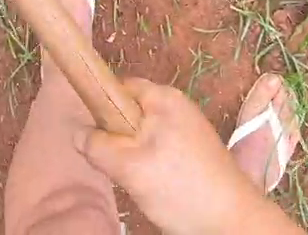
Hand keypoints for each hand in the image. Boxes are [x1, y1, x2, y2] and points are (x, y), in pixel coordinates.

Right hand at [75, 79, 299, 234]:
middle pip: (131, 113)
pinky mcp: (194, 151)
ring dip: (134, 157)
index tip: (94, 135)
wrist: (230, 221)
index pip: (120, 87)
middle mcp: (177, 105)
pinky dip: (152, 166)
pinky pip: (160, 150)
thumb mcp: (131, 167)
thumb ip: (100, 147)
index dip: (102, 107)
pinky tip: (156, 188)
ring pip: (144, 136)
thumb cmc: (180, 186)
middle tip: (118, 166)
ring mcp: (188, 128)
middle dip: (119, 138)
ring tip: (139, 181)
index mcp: (164, 96)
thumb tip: (77, 133)